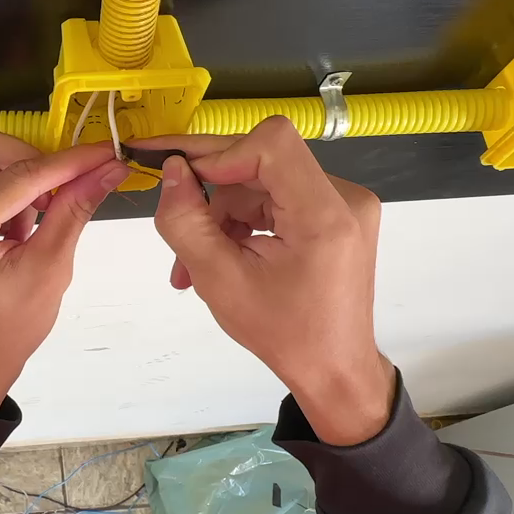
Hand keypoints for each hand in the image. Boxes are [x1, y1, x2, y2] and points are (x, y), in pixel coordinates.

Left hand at [0, 125, 129, 414]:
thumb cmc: (5, 329)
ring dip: (15, 176)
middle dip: (27, 160)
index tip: (103, 154)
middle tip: (54, 196)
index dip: (67, 162)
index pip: (18, 175)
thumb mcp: (48, 270)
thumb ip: (74, 210)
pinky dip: (3, 188)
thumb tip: (106, 169)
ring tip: (31, 226)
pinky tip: (17, 229)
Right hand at [134, 116, 394, 444]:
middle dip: (210, 188)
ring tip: (192, 260)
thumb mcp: (219, 280)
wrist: (333, 370)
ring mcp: (342, 204)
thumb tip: (172, 170)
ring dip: (220, 212)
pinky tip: (221, 252)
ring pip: (260, 181)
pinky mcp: (334, 213)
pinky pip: (274, 196)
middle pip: (261, 160)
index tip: (185, 184)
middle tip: (170, 211)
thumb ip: (186, 220)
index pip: (271, 144)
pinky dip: (242, 219)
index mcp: (325, 214)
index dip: (220, 155)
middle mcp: (344, 198)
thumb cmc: (283, 334)